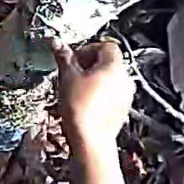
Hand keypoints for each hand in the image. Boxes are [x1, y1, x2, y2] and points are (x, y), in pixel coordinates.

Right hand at [50, 38, 134, 183]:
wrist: (91, 140)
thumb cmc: (81, 109)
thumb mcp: (67, 77)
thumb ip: (64, 57)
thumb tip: (57, 43)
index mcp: (114, 67)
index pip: (106, 45)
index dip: (88, 48)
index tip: (74, 58)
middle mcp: (125, 79)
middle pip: (108, 61)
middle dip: (89, 63)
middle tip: (72, 72)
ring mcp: (126, 95)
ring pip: (110, 77)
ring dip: (94, 78)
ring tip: (76, 88)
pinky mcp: (122, 109)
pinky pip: (112, 92)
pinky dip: (100, 92)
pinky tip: (84, 101)